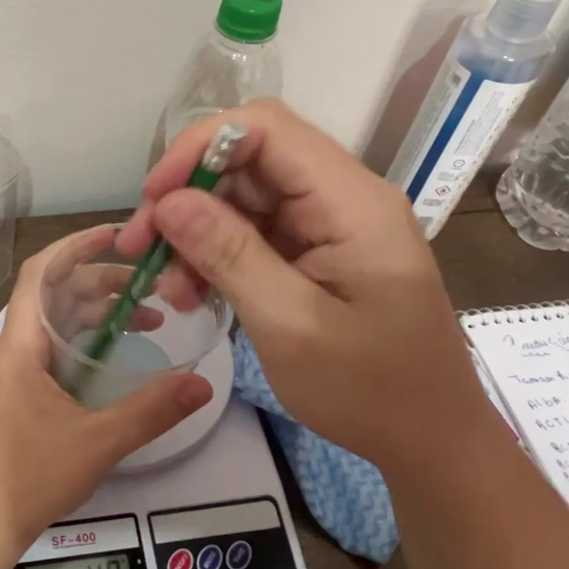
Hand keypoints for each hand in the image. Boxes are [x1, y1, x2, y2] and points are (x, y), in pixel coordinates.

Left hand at [0, 227, 213, 544]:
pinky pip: (63, 342)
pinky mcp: (32, 385)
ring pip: (62, 318)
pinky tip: (127, 346)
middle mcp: (18, 347)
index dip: (73, 247)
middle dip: (103, 280)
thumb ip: (151, 410)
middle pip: (56, 292)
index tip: (114, 234)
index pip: (39, 274)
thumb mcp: (99, 441)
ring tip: (152, 315)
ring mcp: (23, 367)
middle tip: (152, 283)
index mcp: (21, 346)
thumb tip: (202, 382)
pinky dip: (94, 335)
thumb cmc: (36, 474)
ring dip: (102, 309)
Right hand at [115, 100, 491, 468]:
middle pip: (249, 160)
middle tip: (140, 247)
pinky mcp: (318, 254)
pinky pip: (255, 234)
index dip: (200, 147)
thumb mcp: (291, 326)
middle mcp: (342, 198)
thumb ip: (230, 255)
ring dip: (195, 233)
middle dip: (187, 195)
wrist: (429, 440)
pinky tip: (194, 294)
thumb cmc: (370, 390)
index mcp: (351, 202)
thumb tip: (169, 201)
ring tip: (168, 288)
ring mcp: (329, 227)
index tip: (153, 198)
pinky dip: (216, 257)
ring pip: (244, 199)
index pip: (267, 128)